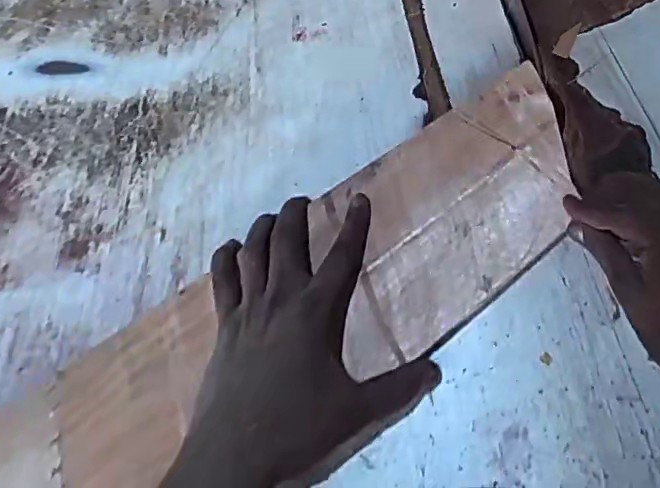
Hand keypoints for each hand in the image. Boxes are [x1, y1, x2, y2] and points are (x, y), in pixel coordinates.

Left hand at [159, 195, 441, 487]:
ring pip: (254, 250)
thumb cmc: (297, 434)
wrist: (230, 465)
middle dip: (297, 211)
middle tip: (305, 200)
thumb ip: (398, 391)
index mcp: (317, 311)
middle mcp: (282, 298)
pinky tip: (230, 249)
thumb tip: (436, 371)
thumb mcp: (356, 415)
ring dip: (264, 227)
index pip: (344, 255)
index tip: (360, 197)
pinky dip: (226, 257)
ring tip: (274, 217)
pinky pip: (223, 280)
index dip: (356, 223)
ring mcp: (249, 311)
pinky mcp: (225, 328)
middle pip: (289, 238)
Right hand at [568, 175, 659, 487]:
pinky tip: (627, 219)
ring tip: (599, 205)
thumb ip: (605, 252)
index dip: (589, 207)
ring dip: (626, 193)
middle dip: (607, 192)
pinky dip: (644, 202)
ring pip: (655, 192)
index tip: (566, 203)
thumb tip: (578, 226)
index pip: (619, 211)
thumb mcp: (629, 293)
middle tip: (581, 203)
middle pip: (639, 190)